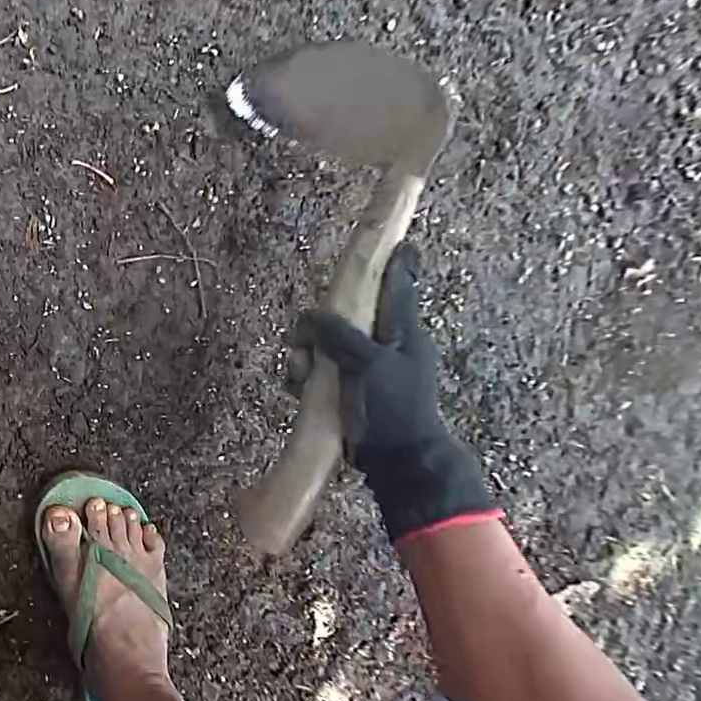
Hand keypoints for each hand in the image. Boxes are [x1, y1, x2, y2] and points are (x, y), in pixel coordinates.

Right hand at [295, 244, 497, 542]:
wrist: (396, 460)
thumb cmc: (392, 408)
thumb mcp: (368, 363)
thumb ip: (339, 333)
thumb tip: (307, 316)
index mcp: (401, 332)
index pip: (396, 287)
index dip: (395, 263)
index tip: (396, 241)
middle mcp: (382, 344)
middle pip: (342, 316)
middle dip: (315, 328)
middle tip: (301, 343)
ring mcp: (362, 367)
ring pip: (322, 345)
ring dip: (304, 357)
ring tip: (299, 376)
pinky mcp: (344, 388)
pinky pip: (315, 371)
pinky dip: (303, 378)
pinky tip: (299, 389)